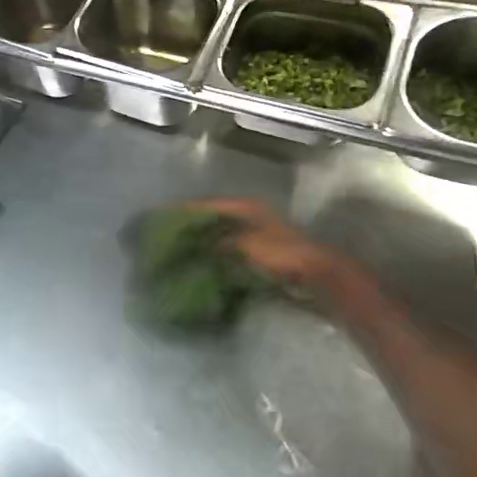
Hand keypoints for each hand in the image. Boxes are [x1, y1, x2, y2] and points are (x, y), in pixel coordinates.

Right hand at [183, 198, 350, 290]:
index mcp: (246, 207)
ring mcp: (256, 232)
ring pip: (221, 233)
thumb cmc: (280, 253)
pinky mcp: (260, 250)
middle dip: (192, 224)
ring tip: (179, 249)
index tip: (163, 214)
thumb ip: (221, 243)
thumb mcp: (246, 245)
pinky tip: (202, 263)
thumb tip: (200, 247)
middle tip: (167, 234)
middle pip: (214, 216)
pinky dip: (216, 253)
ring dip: (203, 240)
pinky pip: (230, 249)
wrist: (314, 273)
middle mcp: (250, 214)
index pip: (208, 203)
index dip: (186, 208)